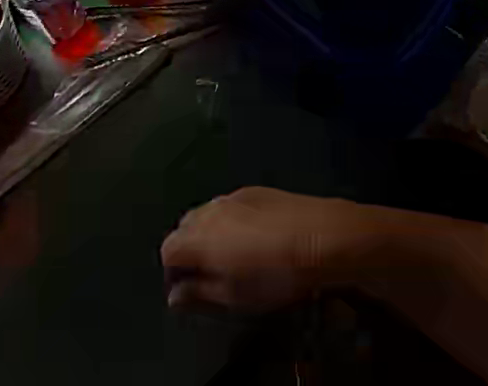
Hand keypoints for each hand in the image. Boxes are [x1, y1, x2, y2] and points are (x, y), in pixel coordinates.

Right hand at [160, 187, 379, 311]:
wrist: (320, 235)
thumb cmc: (278, 271)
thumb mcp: (234, 297)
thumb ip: (198, 294)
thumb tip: (177, 296)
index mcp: (200, 237)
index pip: (168, 250)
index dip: (173, 272)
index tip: (186, 288)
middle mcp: (212, 210)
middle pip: (184, 227)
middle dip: (189, 249)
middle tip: (206, 275)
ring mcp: (234, 197)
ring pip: (207, 213)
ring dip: (208, 233)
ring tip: (230, 257)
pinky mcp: (255, 191)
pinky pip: (230, 205)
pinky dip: (230, 220)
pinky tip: (251, 238)